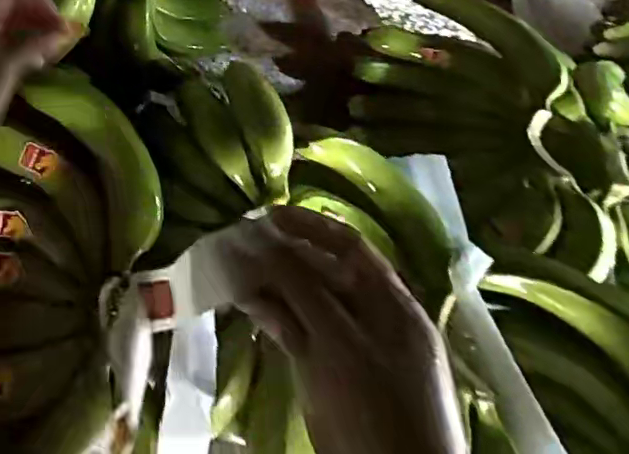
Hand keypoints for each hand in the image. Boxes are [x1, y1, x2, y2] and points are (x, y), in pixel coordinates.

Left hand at [0, 0, 80, 152]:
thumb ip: (35, 45)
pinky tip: (33, 58)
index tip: (62, 22)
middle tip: (62, 36)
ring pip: (3, 20)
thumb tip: (65, 30)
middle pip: (8, 3)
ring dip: (29, 30)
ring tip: (52, 48)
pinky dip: (15, 42)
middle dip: (38, 16)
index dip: (41, 1)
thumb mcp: (4, 71)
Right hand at [220, 207, 463, 453]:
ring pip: (307, 302)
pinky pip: (300, 333)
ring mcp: (352, 348)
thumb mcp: (339, 345)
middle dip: (283, 252)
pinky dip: (273, 315)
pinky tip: (248, 303)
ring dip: (272, 282)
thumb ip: (301, 290)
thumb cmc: (377, 412)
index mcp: (392, 303)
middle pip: (324, 271)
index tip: (268, 215)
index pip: (348, 246)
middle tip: (241, 240)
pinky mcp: (330, 375)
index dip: (309, 225)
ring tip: (235, 267)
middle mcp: (374, 318)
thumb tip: (260, 244)